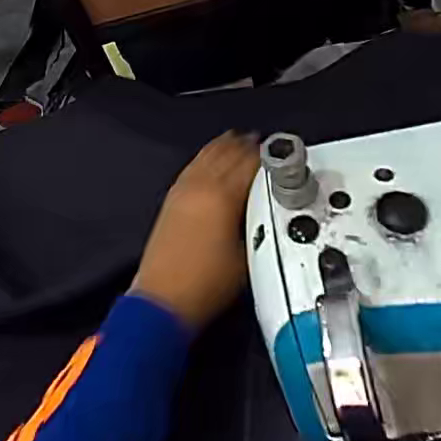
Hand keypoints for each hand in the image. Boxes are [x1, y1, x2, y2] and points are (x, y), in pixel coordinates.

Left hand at [130, 132, 260, 330]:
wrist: (164, 300)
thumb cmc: (208, 283)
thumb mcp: (249, 254)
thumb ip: (259, 222)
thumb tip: (263, 208)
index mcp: (223, 196)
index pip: (250, 163)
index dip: (266, 155)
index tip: (276, 151)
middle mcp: (202, 186)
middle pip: (228, 153)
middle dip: (246, 145)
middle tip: (261, 141)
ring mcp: (183, 190)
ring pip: (208, 155)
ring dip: (225, 145)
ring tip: (238, 140)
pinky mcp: (172, 199)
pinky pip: (193, 165)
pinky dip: (206, 155)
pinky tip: (209, 156)